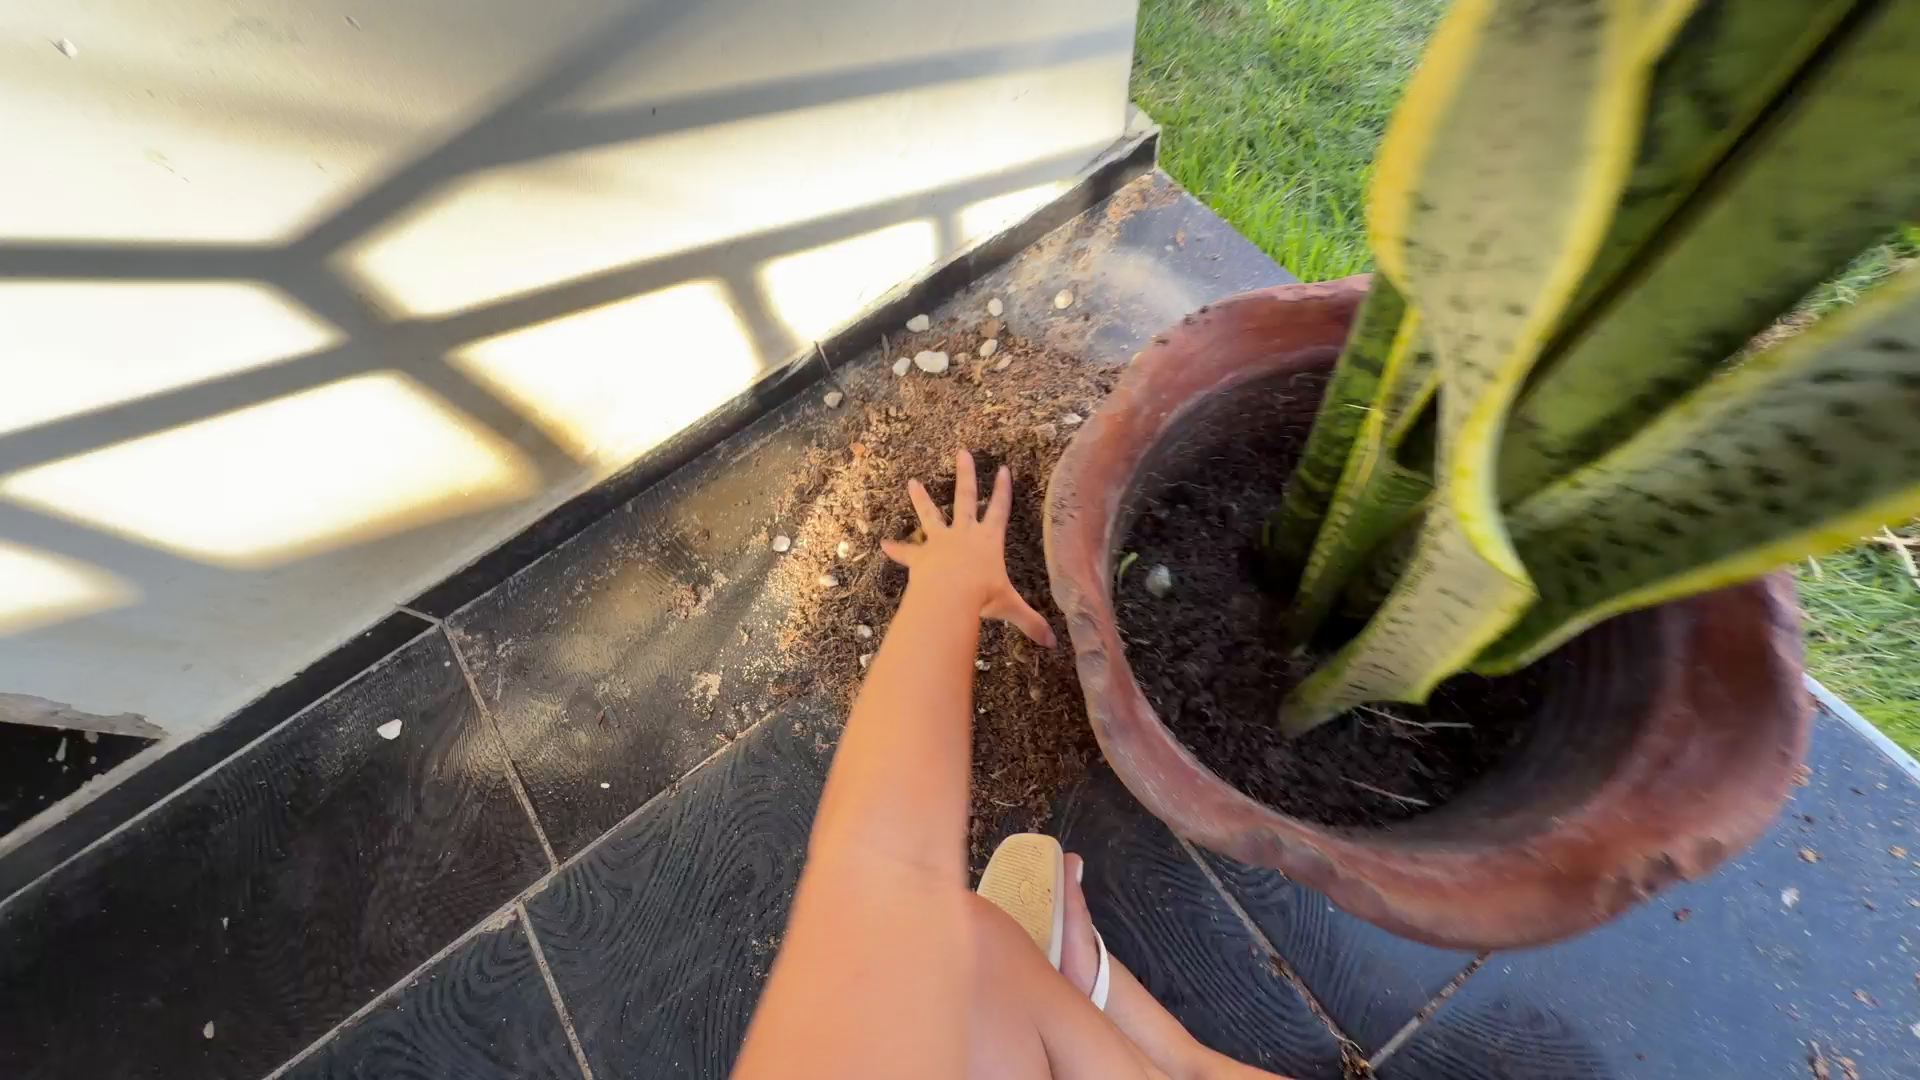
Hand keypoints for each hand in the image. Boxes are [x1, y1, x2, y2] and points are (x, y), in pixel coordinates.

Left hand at [881, 449, 1056, 647]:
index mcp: (989, 540)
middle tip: (961, 453)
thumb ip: (1031, 623)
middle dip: (966, 474)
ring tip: (911, 483)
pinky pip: (906, 551)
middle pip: (965, 497)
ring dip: (921, 499)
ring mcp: (941, 541)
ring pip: (930, 514)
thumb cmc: (983, 597)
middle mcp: (965, 534)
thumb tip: (1053, 643)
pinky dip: (895, 549)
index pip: (1000, 509)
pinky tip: (882, 544)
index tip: (1004, 469)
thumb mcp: (1010, 608)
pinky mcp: (921, 555)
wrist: (951, 595)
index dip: (1003, 489)